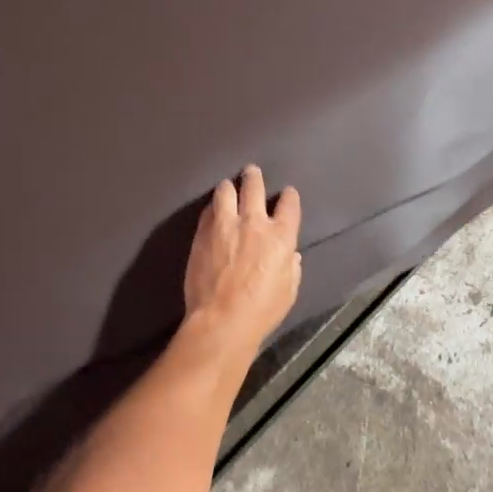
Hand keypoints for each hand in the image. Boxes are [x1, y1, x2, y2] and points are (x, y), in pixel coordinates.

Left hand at [183, 164, 302, 353]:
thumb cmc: (262, 310)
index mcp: (281, 237)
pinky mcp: (202, 234)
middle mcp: (253, 223)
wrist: (222, 319)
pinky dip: (213, 207)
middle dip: (254, 177)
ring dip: (228, 187)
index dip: (289, 196)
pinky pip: (208, 211)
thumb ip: (291, 268)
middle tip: (251, 172)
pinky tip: (212, 210)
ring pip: (225, 191)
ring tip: (227, 186)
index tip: (287, 193)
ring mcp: (224, 225)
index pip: (289, 205)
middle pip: (254, 187)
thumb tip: (290, 256)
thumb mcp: (289, 290)